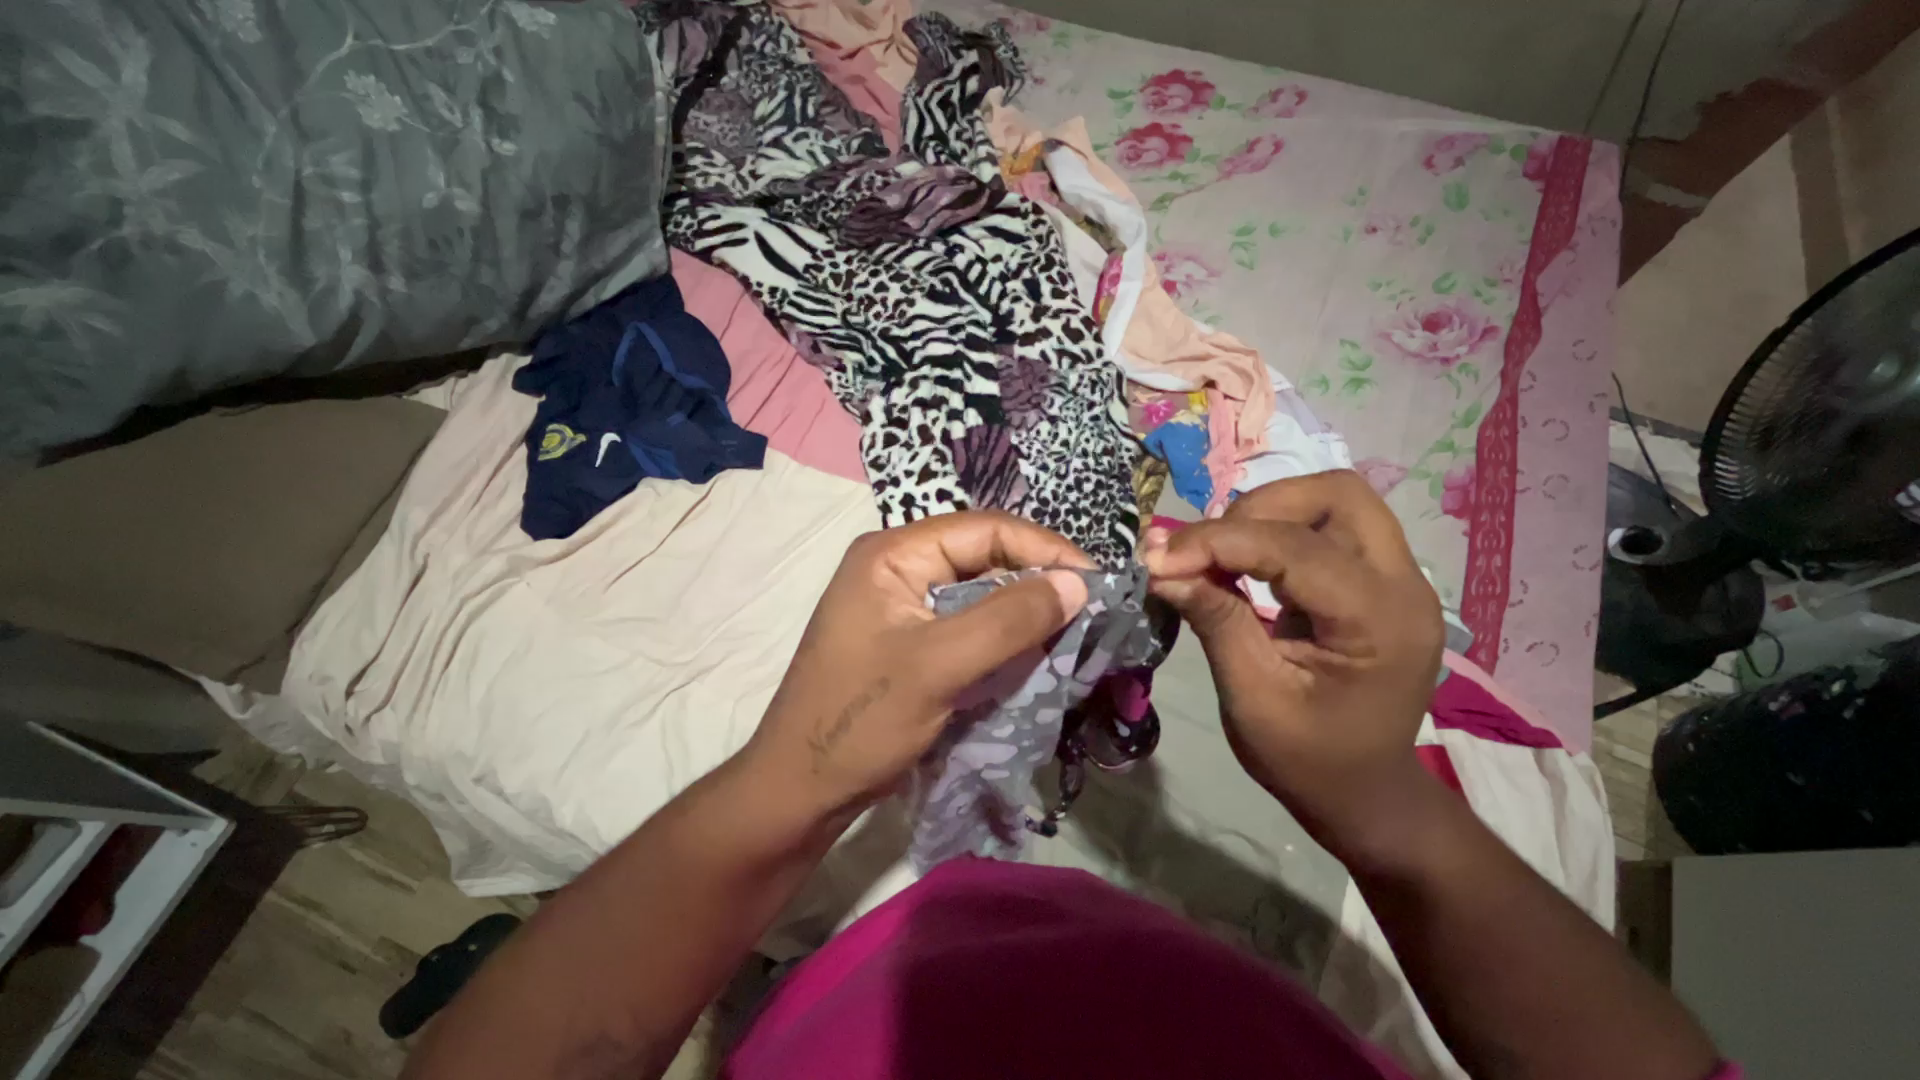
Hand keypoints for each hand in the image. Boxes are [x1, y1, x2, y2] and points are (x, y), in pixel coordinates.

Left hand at [739, 511, 1091, 825]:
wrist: (800, 789)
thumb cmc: (861, 721)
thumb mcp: (939, 666)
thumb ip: (1009, 620)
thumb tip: (1078, 582)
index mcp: (893, 554)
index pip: (985, 529)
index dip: (1045, 550)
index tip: (1097, 581)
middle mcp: (897, 568)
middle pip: (984, 558)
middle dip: (1038, 581)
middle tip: (1092, 610)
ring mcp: (902, 606)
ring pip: (980, 595)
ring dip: (1025, 612)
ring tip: (1074, 631)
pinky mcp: (910, 642)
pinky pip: (968, 626)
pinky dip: (1003, 639)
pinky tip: (1036, 655)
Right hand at [1143, 470, 1442, 844]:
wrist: (1365, 795)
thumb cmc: (1308, 760)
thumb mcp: (1252, 697)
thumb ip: (1215, 621)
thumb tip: (1160, 567)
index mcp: (1378, 622)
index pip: (1295, 548)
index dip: (1219, 542)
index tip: (1158, 558)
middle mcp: (1404, 586)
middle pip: (1337, 495)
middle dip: (1261, 509)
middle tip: (1209, 550)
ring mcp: (1401, 581)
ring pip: (1336, 501)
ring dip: (1272, 514)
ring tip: (1224, 554)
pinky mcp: (1382, 582)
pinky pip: (1333, 527)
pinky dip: (1283, 532)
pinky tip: (1247, 563)